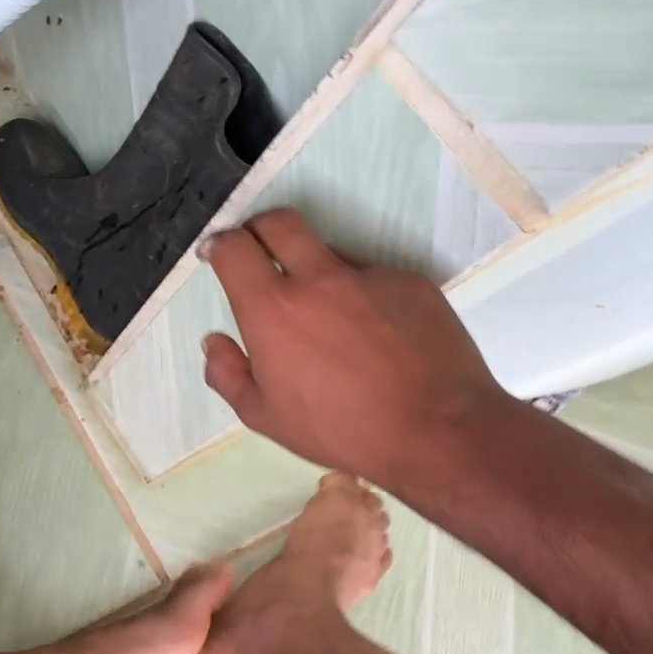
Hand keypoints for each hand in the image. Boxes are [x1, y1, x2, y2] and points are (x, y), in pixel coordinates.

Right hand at [199, 208, 513, 482]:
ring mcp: (369, 275)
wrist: (438, 431)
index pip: (234, 249)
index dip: (218, 246)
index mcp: (272, 309)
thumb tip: (215, 342)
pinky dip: (355, 292)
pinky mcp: (410, 282)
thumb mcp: (263, 416)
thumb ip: (227, 373)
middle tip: (256, 252)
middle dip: (257, 228)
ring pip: (327, 250)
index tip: (216, 255)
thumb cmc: (338, 429)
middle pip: (279, 222)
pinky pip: (369, 275)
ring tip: (322, 316)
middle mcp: (318, 278)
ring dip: (310, 267)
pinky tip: (368, 333)